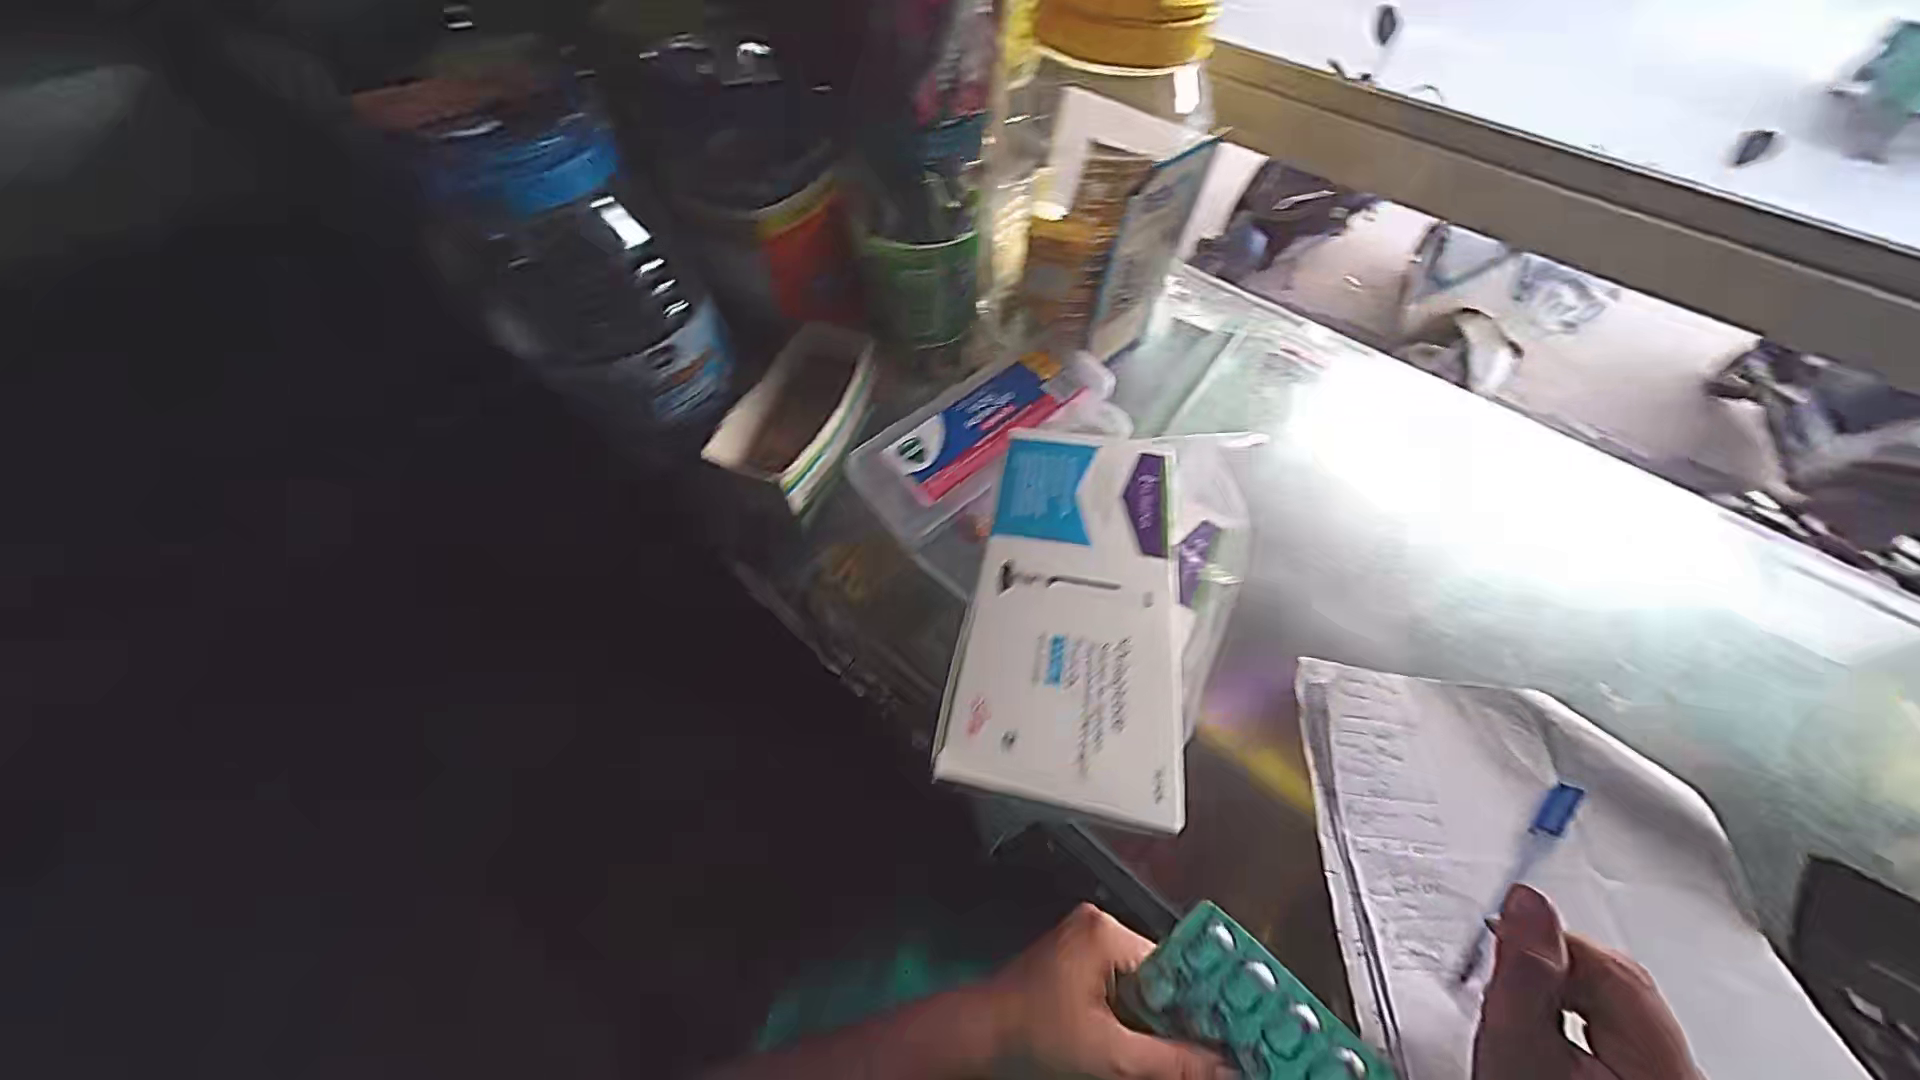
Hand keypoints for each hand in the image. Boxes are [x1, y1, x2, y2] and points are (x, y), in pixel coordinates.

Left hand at [983, 903, 1237, 1079]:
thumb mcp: (1110, 1055)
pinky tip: (1148, 1043)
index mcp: (1104, 932)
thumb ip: (1171, 1061)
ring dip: (1160, 1018)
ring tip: (1185, 1053)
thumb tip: (1221, 1066)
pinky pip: (1123, 981)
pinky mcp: (1079, 956)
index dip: (1203, 1005)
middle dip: (1182, 1016)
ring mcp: (1087, 938)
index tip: (1234, 1031)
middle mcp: (1097, 925)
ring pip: (1144, 981)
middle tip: (1215, 1052)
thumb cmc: (1031, 1031)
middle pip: (1161, 974)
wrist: (984, 1031)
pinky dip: (1137, 1012)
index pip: (1173, 966)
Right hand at [1473, 885, 1701, 1079]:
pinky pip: (1615, 1033)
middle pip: (1619, 984)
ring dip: (1561, 992)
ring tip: (1520, 1013)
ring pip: (1616, 1008)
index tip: (1499, 937)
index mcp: (1661, 1067)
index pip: (1609, 964)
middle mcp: (1680, 1075)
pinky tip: (1545, 1036)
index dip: (1546, 939)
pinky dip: (1573, 1019)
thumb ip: (1523, 971)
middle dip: (1554, 968)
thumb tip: (1526, 902)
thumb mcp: (1514, 1046)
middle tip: (1506, 982)